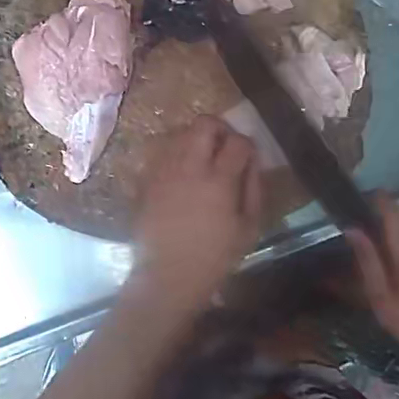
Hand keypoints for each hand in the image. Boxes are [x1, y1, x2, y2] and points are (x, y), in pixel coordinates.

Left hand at [128, 116, 263, 314]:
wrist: (167, 275)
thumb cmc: (214, 258)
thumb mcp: (248, 228)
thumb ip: (253, 189)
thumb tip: (251, 164)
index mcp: (218, 180)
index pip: (238, 141)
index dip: (247, 145)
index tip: (248, 157)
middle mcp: (188, 167)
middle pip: (204, 123)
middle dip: (219, 128)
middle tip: (224, 146)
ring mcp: (163, 170)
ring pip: (179, 133)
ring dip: (195, 139)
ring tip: (201, 159)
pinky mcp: (145, 179)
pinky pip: (161, 152)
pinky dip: (174, 155)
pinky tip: (180, 174)